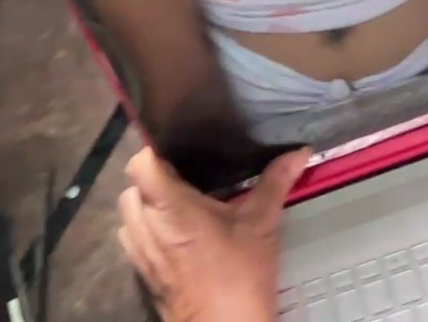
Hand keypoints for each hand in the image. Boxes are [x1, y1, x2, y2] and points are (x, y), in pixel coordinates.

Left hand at [116, 146, 310, 321]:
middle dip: (152, 177)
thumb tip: (300, 151)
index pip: (141, 163)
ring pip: (128, 212)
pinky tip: (171, 232)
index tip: (178, 151)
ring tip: (176, 202)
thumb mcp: (261, 224)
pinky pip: (132, 238)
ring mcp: (140, 251)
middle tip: (184, 176)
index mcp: (170, 206)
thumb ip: (276, 181)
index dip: (154, 152)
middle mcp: (147, 224)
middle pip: (132, 184)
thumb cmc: (240, 275)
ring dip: (145, 203)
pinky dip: (145, 229)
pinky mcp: (141, 273)